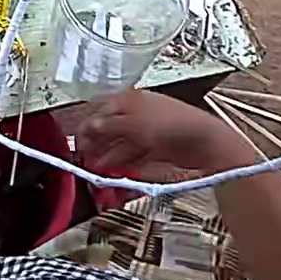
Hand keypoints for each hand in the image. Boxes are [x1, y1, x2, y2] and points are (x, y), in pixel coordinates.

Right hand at [78, 89, 259, 178]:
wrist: (204, 141)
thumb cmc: (167, 124)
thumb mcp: (133, 125)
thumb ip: (107, 127)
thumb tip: (87, 127)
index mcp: (127, 101)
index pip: (99, 113)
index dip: (86, 130)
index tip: (76, 148)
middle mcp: (134, 115)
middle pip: (108, 131)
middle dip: (95, 148)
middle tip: (84, 165)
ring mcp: (145, 133)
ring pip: (119, 147)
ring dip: (107, 161)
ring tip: (96, 176)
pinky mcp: (155, 151)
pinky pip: (132, 158)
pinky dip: (122, 167)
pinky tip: (114, 178)